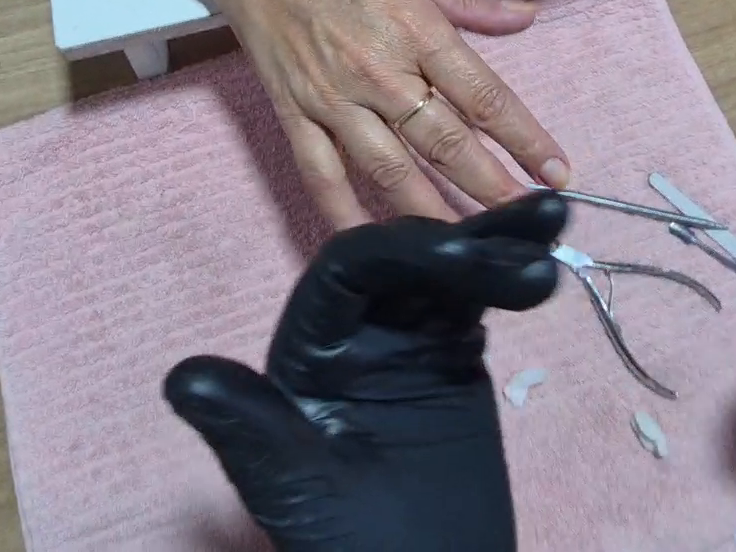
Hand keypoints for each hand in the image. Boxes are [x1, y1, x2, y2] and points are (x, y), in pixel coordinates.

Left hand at [164, 193, 566, 551]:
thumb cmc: (349, 543)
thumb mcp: (293, 487)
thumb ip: (247, 428)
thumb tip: (182, 380)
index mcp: (310, 342)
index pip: (350, 269)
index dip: (403, 253)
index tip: (464, 260)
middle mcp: (355, 322)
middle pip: (408, 256)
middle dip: (466, 245)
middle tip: (533, 237)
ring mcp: (406, 328)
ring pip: (450, 268)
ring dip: (500, 241)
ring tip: (553, 217)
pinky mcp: (451, 342)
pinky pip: (482, 295)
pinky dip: (514, 269)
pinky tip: (548, 246)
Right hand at [209, 0, 570, 227]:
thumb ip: (471, 3)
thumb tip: (527, 17)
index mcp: (416, 31)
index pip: (482, 94)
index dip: (524, 137)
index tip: (556, 172)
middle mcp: (380, 73)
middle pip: (444, 141)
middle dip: (490, 185)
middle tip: (524, 221)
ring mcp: (335, 101)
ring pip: (389, 169)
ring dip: (431, 211)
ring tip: (466, 247)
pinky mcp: (297, 116)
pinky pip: (322, 174)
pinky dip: (344, 213)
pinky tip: (371, 245)